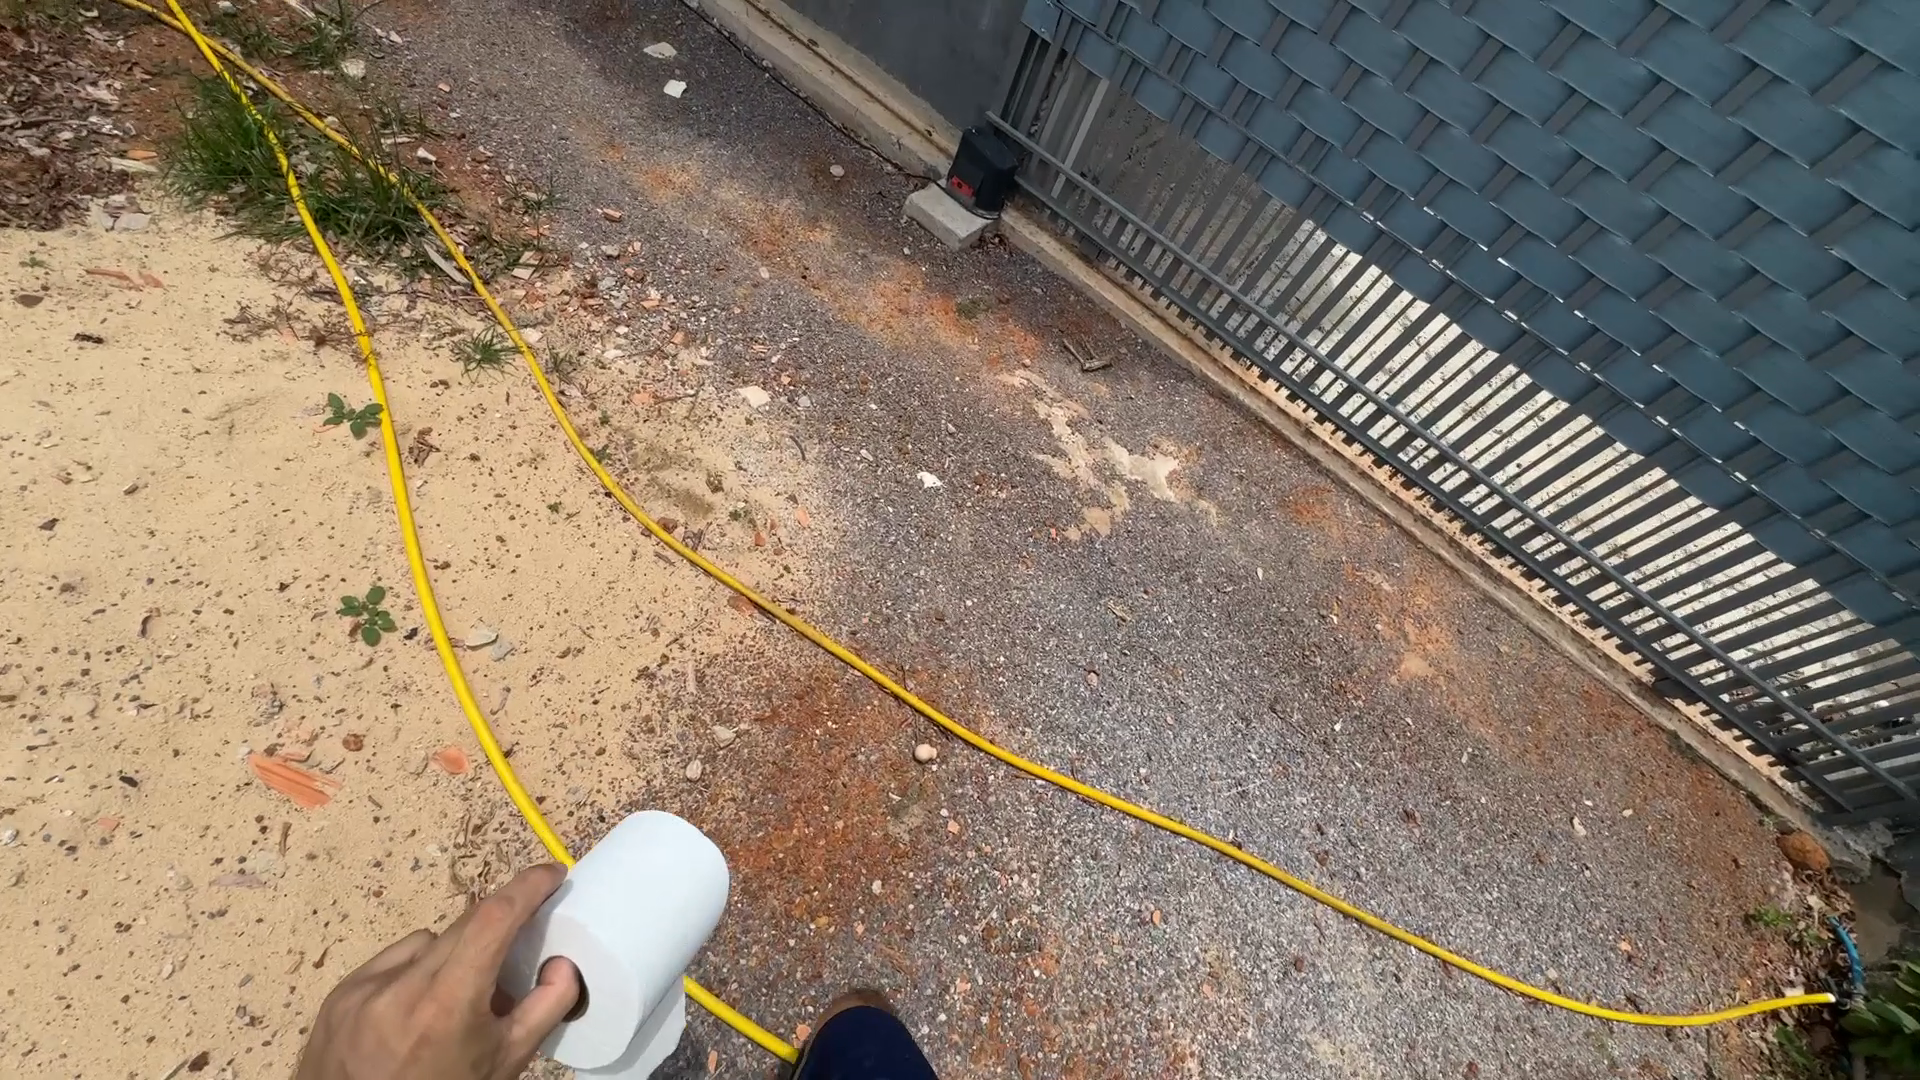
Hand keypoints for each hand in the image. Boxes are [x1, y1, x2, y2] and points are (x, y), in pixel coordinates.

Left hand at [294, 864, 580, 1079]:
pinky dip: (416, 970)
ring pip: (432, 940)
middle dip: (500, 921)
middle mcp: (399, 988)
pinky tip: (414, 1007)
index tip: (553, 874)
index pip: (494, 918)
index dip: (528, 886)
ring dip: (456, 951)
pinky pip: (396, 959)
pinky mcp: (338, 996)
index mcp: (446, 1005)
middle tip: (519, 942)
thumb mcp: (507, 1060)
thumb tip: (562, 958)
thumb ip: (549, 1004)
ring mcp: (362, 990)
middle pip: (467, 923)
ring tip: (454, 995)